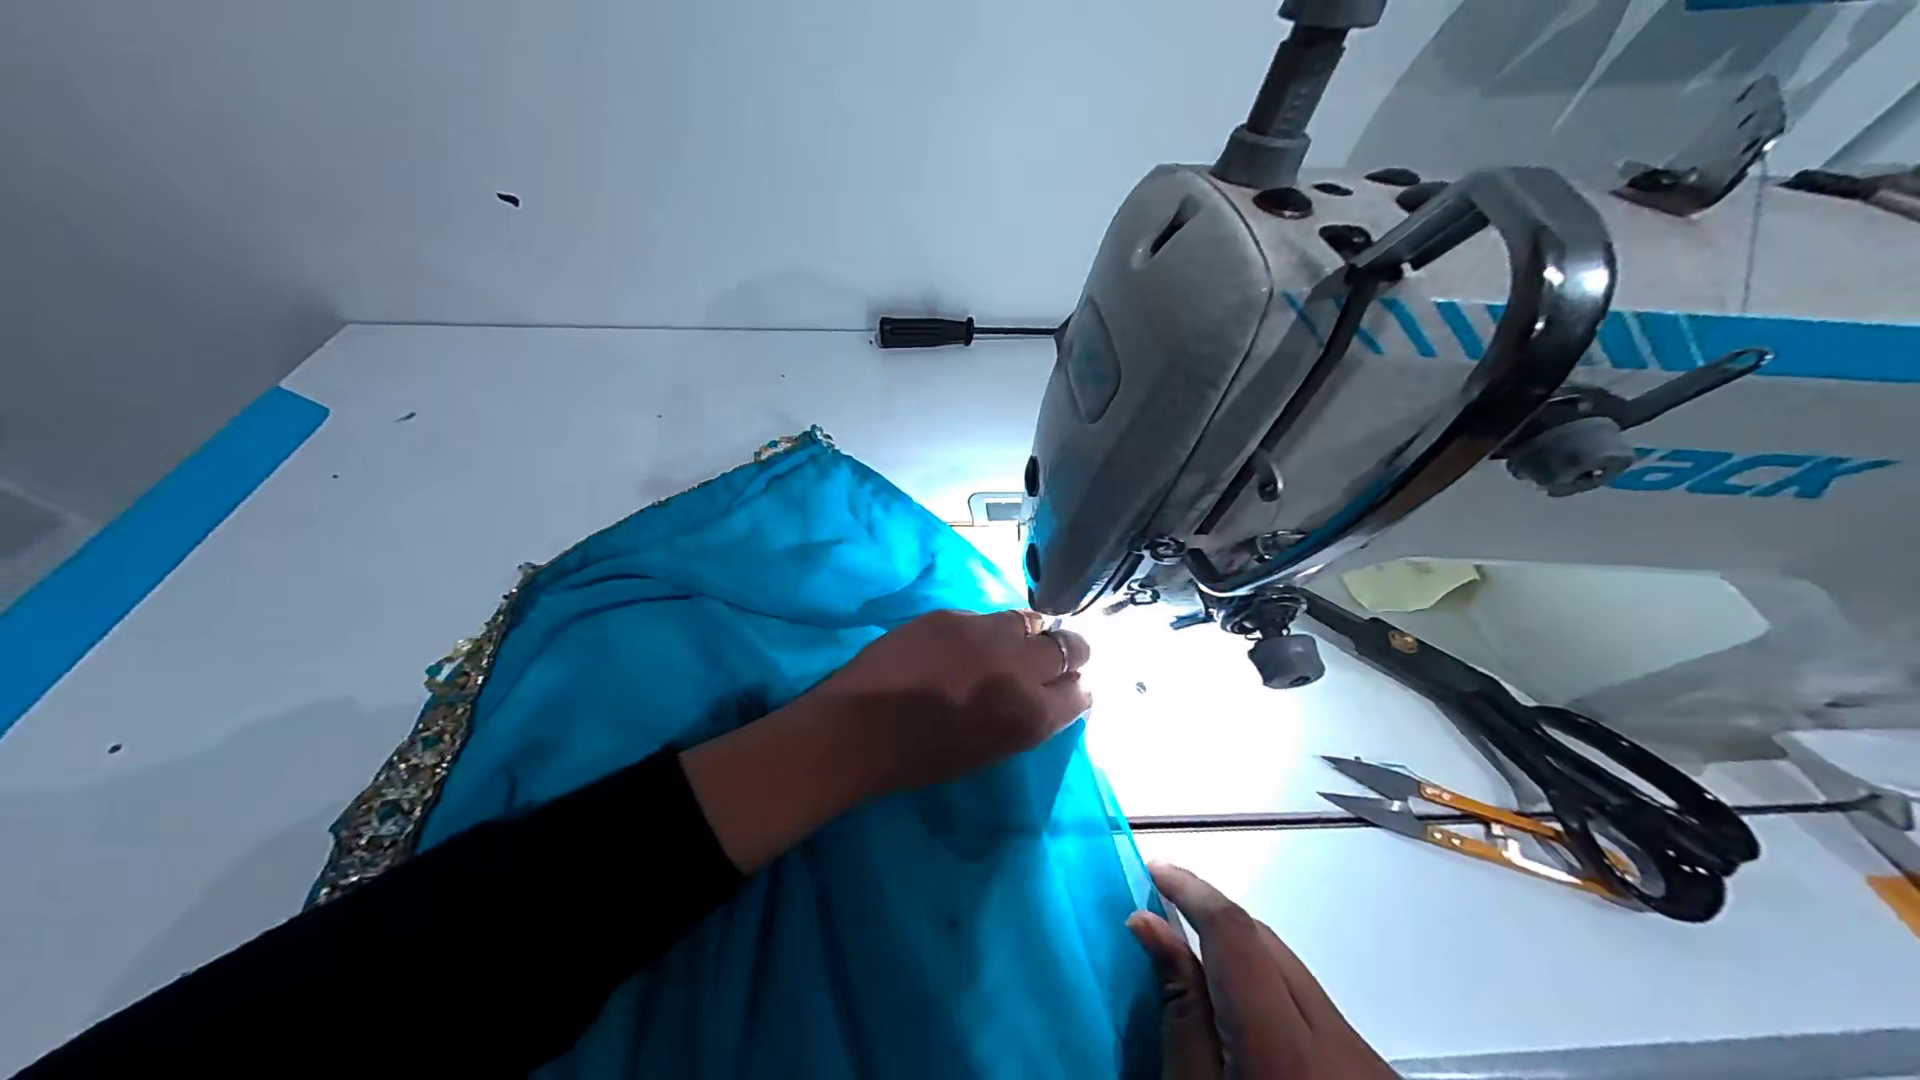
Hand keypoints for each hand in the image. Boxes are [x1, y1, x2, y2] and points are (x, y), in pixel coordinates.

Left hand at [812, 609, 1092, 797]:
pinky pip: (986, 616)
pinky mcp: (952, 614)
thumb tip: (1047, 693)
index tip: (1067, 686)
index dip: (1076, 688)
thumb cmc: (922, 758)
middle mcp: (1018, 668)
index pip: (1081, 692)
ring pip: (1031, 620)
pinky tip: (969, 642)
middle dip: (1069, 651)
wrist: (858, 729)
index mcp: (1030, 716)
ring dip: (1030, 633)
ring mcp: (985, 634)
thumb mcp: (991, 751)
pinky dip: (988, 629)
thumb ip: (1027, 720)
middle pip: (1070, 646)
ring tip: (1013, 642)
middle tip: (1054, 656)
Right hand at [1128, 863, 1396, 1079]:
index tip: (1155, 870)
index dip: (1193, 890)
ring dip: (1240, 950)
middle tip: (1162, 911)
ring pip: (1291, 968)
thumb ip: (1179, 1010)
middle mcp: (1338, 1043)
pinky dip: (1268, 985)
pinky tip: (1242, 1013)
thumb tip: (1148, 926)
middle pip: (1266, 941)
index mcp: (1285, 1052)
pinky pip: (1311, 1001)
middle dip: (1212, 915)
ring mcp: (1365, 1058)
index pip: (1236, 933)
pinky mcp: (1373, 1070)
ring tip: (1193, 959)